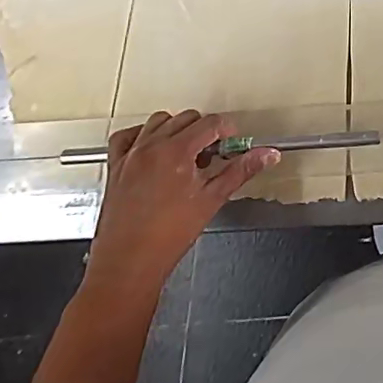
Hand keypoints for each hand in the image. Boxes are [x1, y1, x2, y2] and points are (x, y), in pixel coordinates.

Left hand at [83, 110, 279, 303]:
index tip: (232, 143)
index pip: (211, 123)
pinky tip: (154, 149)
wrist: (128, 264)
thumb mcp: (213, 199)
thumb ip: (242, 170)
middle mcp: (151, 148)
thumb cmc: (165, 237)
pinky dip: (142, 135)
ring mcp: (130, 157)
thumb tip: (267, 155)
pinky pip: (127, 137)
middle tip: (213, 152)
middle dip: (205, 130)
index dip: (228, 131)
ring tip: (187, 152)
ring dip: (176, 129)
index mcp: (176, 152)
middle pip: (186, 118)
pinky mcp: (115, 168)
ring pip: (158, 121)